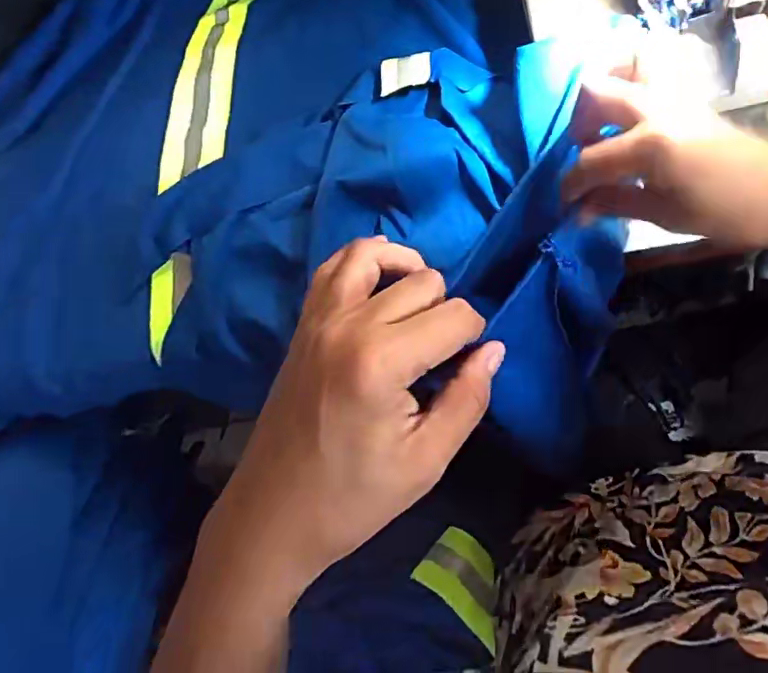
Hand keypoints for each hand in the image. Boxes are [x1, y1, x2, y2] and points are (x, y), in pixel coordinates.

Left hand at [198, 237, 503, 608]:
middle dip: (446, 312)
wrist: (274, 513)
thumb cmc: (354, 497)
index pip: (455, 316)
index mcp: (381, 361)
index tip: (464, 369)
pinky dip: (364, 259)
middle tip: (440, 356)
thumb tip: (493, 349)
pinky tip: (382, 281)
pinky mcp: (304, 321)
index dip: (474, 336)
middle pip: (424, 282)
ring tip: (420, 308)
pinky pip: (334, 264)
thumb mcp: (427, 461)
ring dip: (409, 272)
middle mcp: (349, 324)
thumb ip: (468, 398)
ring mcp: (320, 317)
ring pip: (375, 254)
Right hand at [560, 65, 767, 249]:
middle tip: (584, 151)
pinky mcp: (686, 95)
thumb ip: (616, 203)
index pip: (592, 159)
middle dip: (579, 124)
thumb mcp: (666, 215)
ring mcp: (673, 96)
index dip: (571, 183)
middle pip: (596, 94)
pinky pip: (649, 71)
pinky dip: (628, 82)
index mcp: (651, 144)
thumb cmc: (727, 211)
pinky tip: (628, 117)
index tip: (564, 201)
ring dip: (604, 89)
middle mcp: (656, 109)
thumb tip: (577, 210)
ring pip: (625, 65)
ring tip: (603, 121)